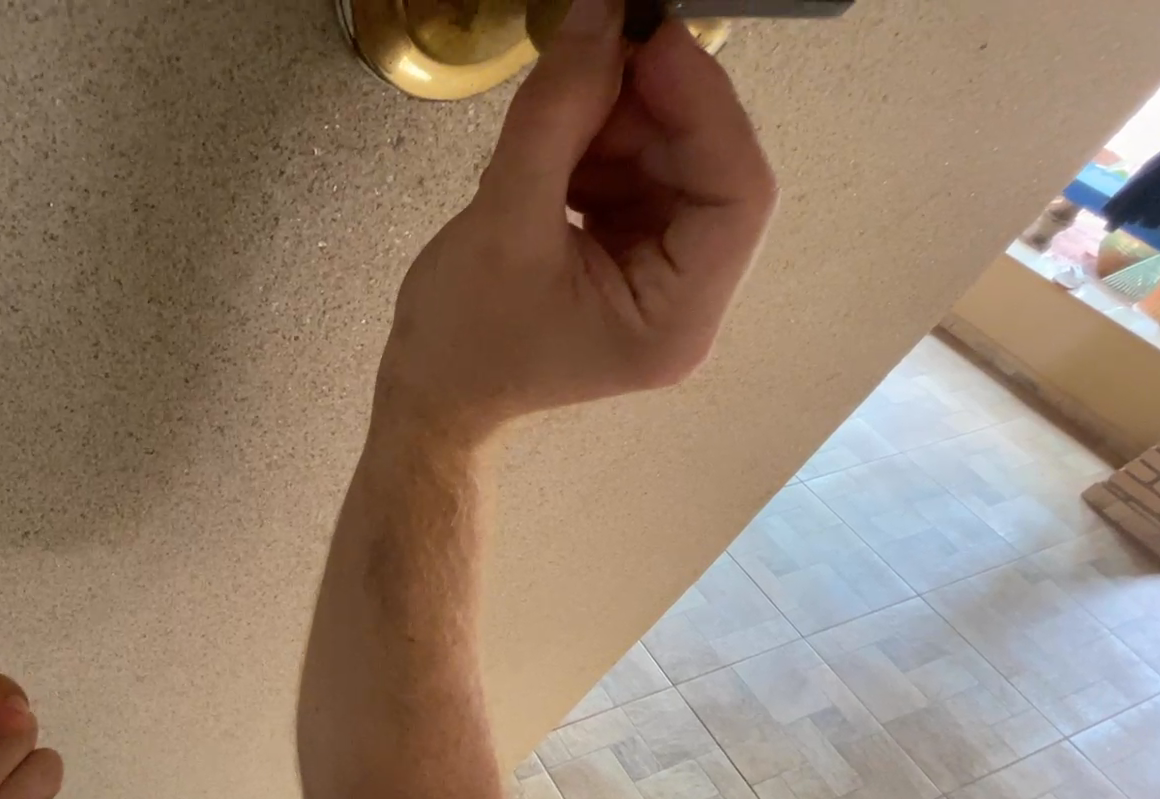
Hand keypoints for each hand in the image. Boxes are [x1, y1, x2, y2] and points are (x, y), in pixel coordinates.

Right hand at [376, 1, 776, 440]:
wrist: (424, 399)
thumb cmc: (457, 340)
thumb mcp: (502, 225)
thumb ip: (555, 117)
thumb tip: (599, 12)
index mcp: (674, 322)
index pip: (735, 197)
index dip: (704, 107)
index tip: (649, 42)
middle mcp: (684, 307)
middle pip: (704, 180)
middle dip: (650, 115)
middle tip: (593, 61)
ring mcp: (655, 291)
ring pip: (666, 178)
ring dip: (617, 130)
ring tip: (557, 112)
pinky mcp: (622, 275)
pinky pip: (631, 194)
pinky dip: (596, 156)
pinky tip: (553, 146)